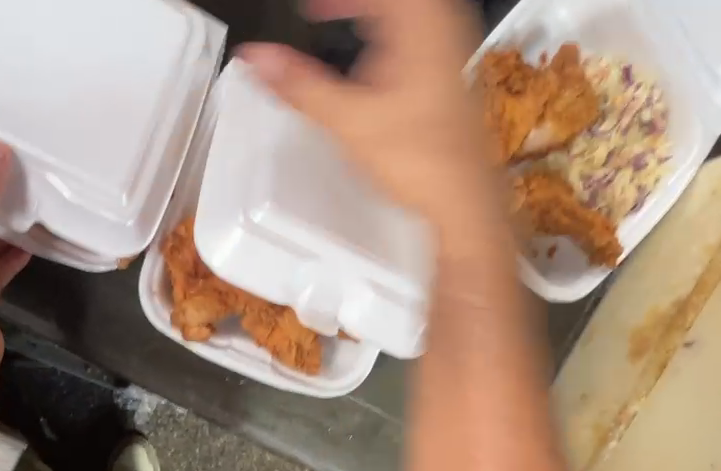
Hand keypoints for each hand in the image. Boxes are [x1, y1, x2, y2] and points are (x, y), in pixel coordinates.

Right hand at [240, 0, 502, 246]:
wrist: (462, 202)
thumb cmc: (421, 163)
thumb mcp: (349, 121)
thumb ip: (300, 86)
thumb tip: (258, 59)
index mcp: (421, 29)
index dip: (338, 2)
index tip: (312, 11)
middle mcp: (443, 35)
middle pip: (401, 4)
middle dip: (358, 10)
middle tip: (327, 16)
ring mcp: (452, 58)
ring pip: (414, 19)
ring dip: (378, 23)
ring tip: (350, 31)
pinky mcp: (450, 84)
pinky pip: (422, 42)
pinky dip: (393, 44)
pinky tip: (378, 71)